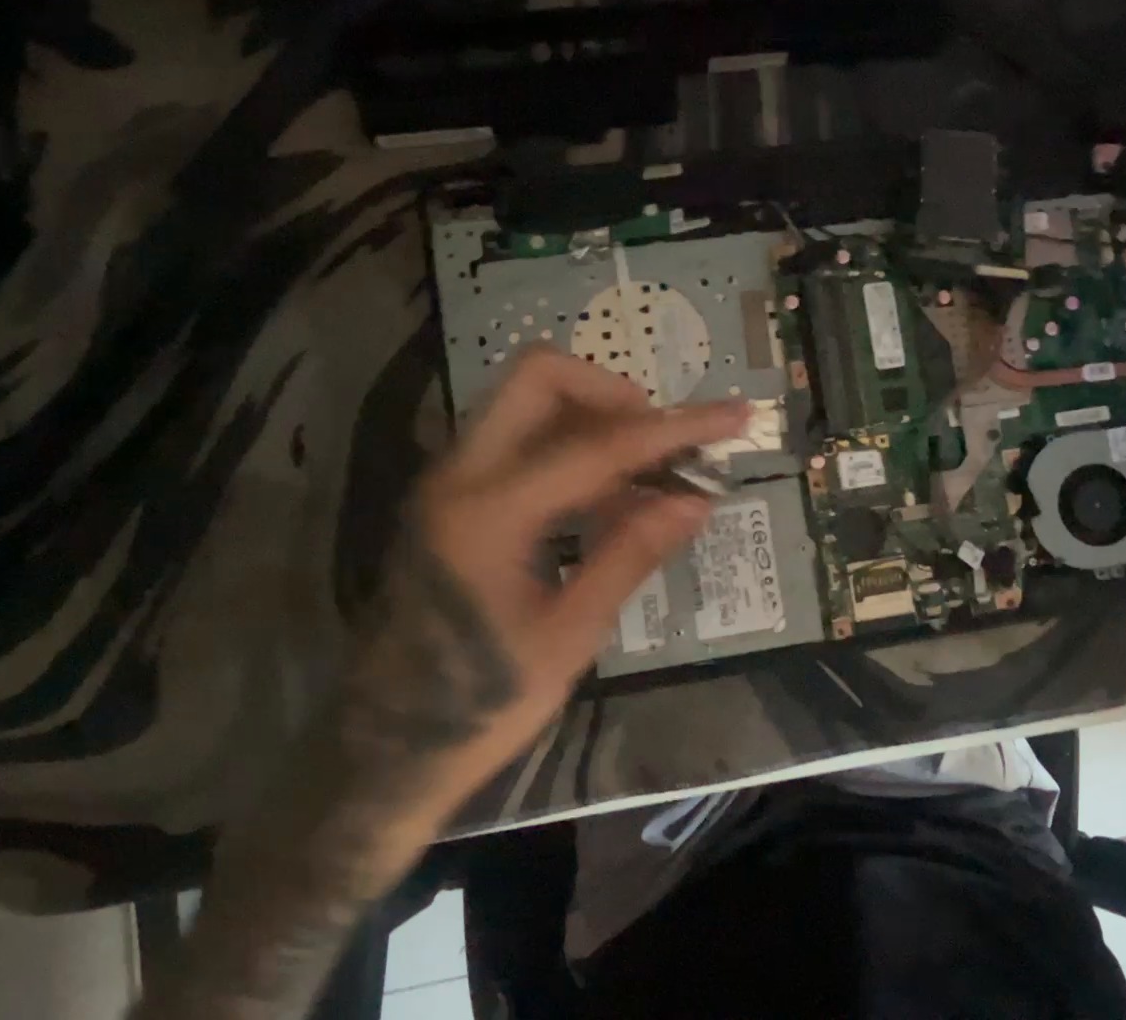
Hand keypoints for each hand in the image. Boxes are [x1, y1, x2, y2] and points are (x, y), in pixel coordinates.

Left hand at [345, 349, 748, 805]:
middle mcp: (460, 474)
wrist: (391, 745)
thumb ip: (630, 554)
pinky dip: (570, 449)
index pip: (599, 444)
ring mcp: (450, 483)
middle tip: (665, 444)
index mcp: (489, 511)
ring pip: (526, 404)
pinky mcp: (453, 500)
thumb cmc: (484, 700)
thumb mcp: (570, 634)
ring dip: (594, 419)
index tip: (735, 414)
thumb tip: (698, 499)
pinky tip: (613, 501)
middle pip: (539, 379)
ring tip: (652, 475)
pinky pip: (518, 443)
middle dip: (614, 395)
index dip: (676, 428)